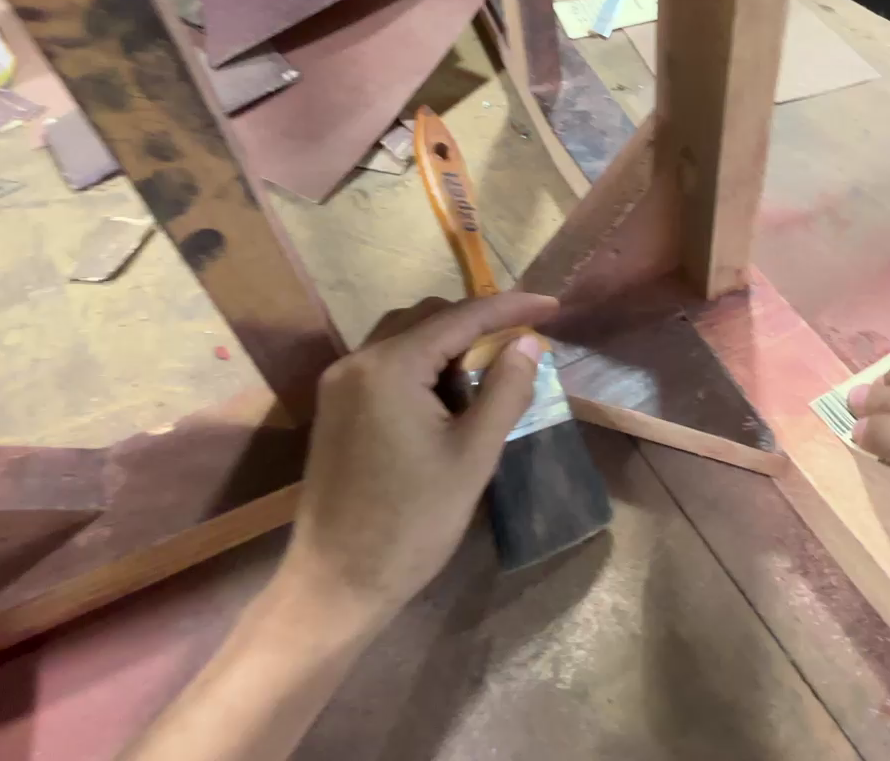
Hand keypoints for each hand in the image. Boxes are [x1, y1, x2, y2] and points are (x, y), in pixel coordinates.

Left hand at [282, 292, 558, 617]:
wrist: (337, 584)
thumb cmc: (413, 522)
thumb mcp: (474, 454)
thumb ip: (506, 389)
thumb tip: (527, 342)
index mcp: (389, 367)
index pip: (460, 317)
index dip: (511, 307)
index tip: (552, 306)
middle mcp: (356, 361)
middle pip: (430, 318)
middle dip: (479, 326)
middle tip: (522, 348)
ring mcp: (340, 384)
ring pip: (407, 338)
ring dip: (451, 346)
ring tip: (490, 374)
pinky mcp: (337, 407)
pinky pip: (388, 364)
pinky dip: (425, 366)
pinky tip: (450, 397)